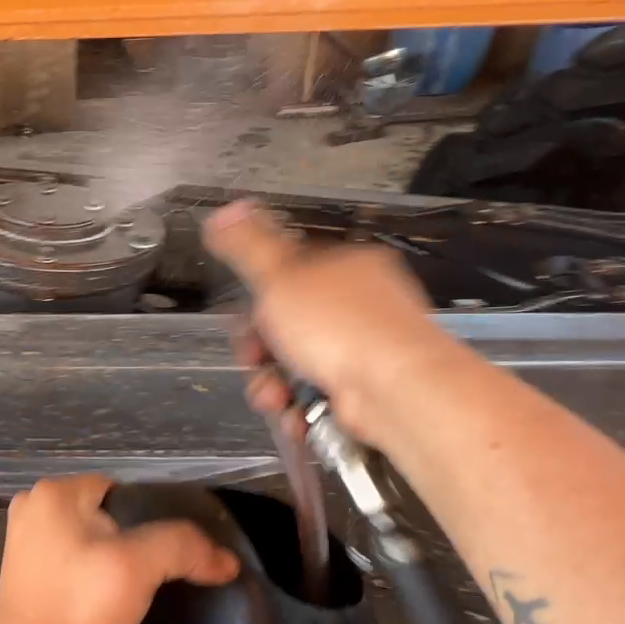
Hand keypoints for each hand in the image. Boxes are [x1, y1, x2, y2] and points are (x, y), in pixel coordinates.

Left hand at [0, 474, 239, 623]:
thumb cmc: (80, 605)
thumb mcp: (137, 567)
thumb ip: (182, 548)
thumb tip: (226, 559)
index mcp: (53, 491)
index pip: (119, 491)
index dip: (148, 520)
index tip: (166, 555)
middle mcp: (31, 504)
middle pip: (103, 514)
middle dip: (129, 540)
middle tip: (151, 575)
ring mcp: (21, 536)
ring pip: (87, 537)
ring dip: (109, 558)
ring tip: (130, 589)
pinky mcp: (22, 567)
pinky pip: (68, 557)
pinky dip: (87, 572)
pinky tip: (101, 597)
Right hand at [204, 199, 469, 445]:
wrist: (398, 392)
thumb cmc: (342, 327)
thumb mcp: (280, 277)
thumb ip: (247, 247)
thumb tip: (226, 210)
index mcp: (345, 268)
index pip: (287, 276)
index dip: (256, 300)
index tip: (242, 318)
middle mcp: (358, 306)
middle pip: (285, 326)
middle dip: (259, 351)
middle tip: (254, 358)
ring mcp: (362, 349)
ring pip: (294, 365)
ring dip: (272, 384)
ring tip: (276, 396)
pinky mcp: (363, 390)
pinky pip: (314, 397)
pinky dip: (298, 409)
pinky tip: (295, 413)